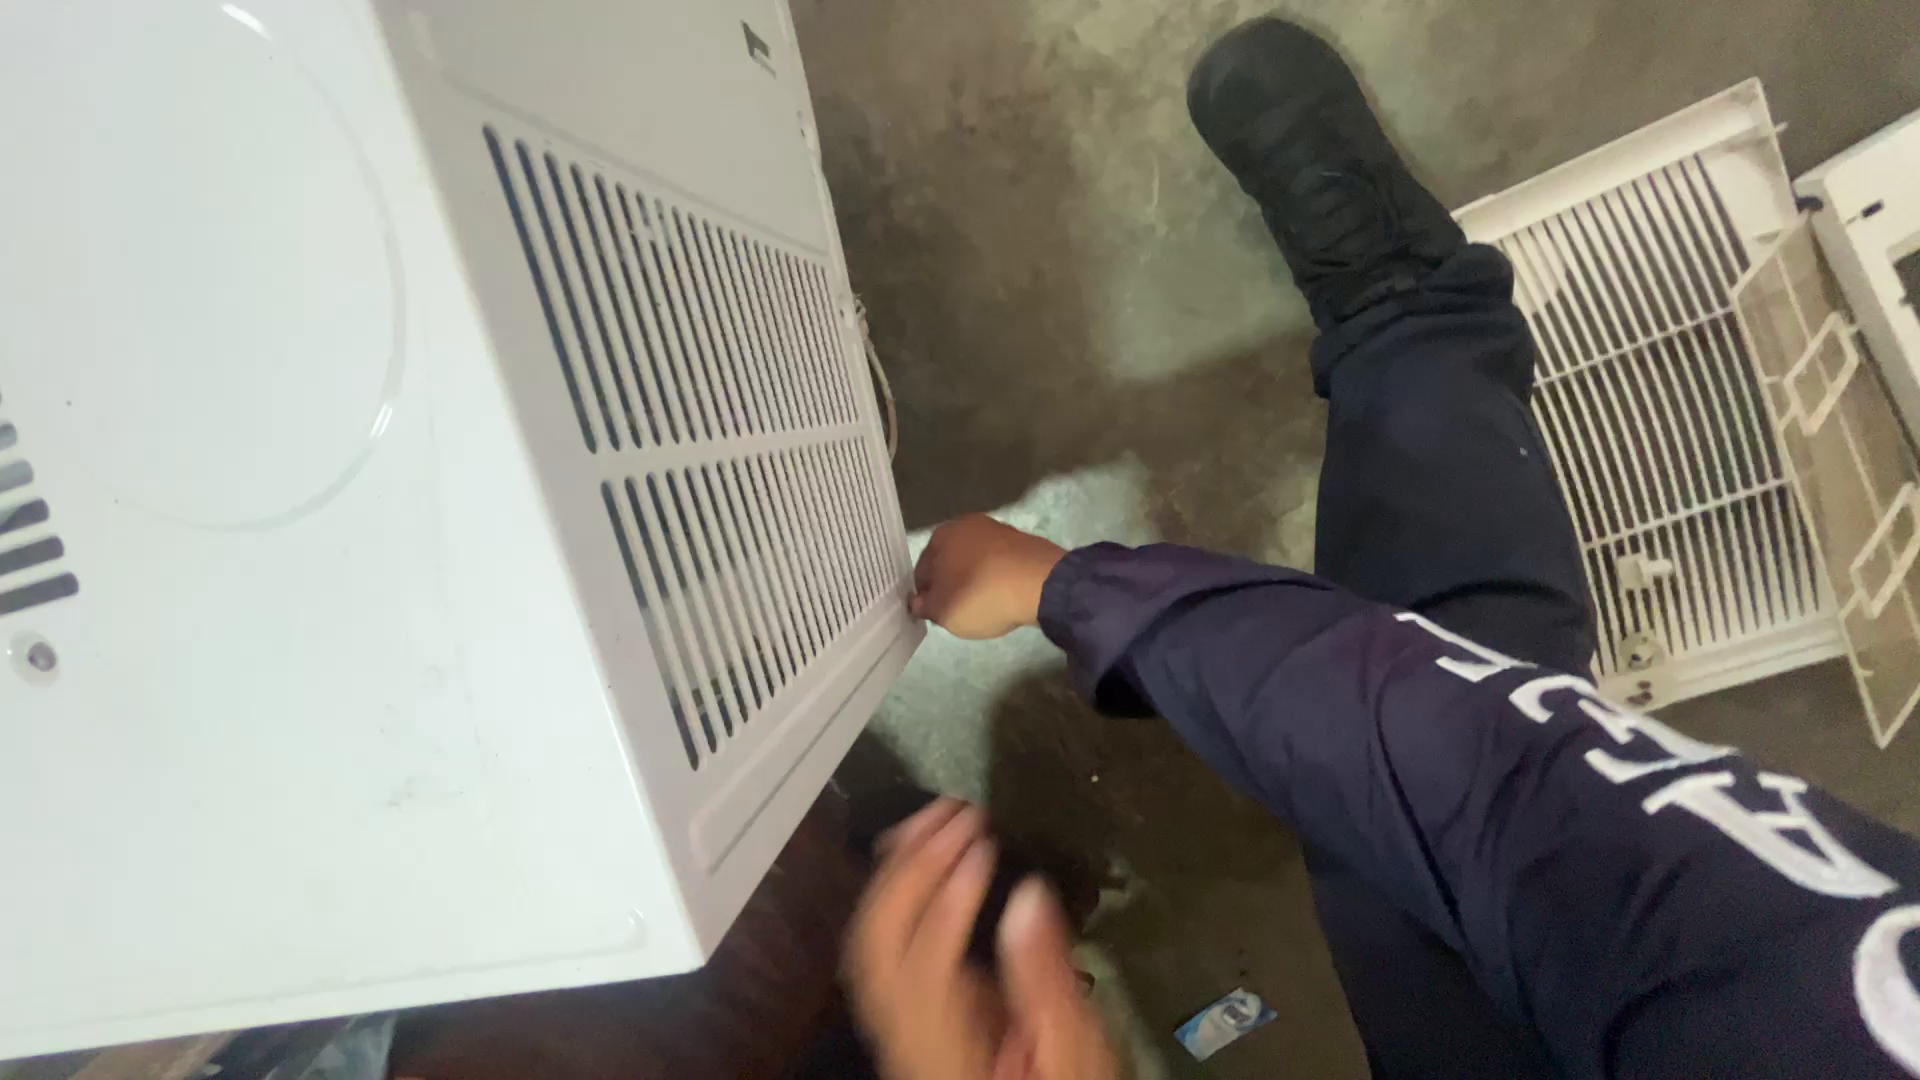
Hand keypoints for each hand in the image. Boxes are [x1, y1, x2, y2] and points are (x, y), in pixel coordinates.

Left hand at [844, 799, 1121, 1079]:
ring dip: (900, 863)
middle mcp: (900, 1032)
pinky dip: (891, 878)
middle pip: (880, 943)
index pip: (926, 969)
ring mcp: (889, 1014)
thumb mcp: (1071, 1049)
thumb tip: (1029, 892)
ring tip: (940, 814)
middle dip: (916, 866)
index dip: (949, 901)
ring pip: (868, 933)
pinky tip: (915, 841)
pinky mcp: (895, 996)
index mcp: (943, 1051)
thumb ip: (1047, 978)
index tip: (984, 845)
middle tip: (961, 815)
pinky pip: (875, 933)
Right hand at [912, 516, 1066, 639]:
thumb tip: (917, 602)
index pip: (922, 571)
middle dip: (951, 585)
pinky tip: (1004, 595)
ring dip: (975, 580)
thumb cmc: (980, 596)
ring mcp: (997, 530)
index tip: (936, 614)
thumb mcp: (943, 612)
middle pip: (950, 562)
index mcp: (940, 536)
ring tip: (985, 605)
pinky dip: (998, 578)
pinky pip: (1000, 563)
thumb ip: (924, 606)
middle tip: (959, 611)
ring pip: (975, 561)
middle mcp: (966, 525)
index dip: (926, 596)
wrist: (1039, 584)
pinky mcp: (1022, 541)